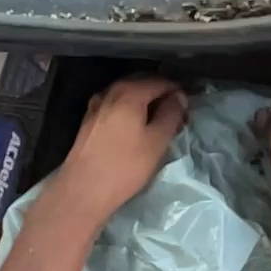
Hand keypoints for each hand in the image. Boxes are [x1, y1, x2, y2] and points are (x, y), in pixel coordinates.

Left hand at [49, 76, 186, 221]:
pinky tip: (137, 128)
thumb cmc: (124, 166)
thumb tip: (179, 97)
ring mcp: (97, 104)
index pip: (161, 81)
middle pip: (143, 84)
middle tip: (176, 115)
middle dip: (161, 96)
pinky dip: (130, 111)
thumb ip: (170, 115)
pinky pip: (116, 106)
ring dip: (146, 104)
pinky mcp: (90, 119)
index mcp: (129, 93)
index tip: (188, 107)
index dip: (178, 91)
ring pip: (128, 95)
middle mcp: (110, 92)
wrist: (83, 189)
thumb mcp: (156, 142)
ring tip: (159, 123)